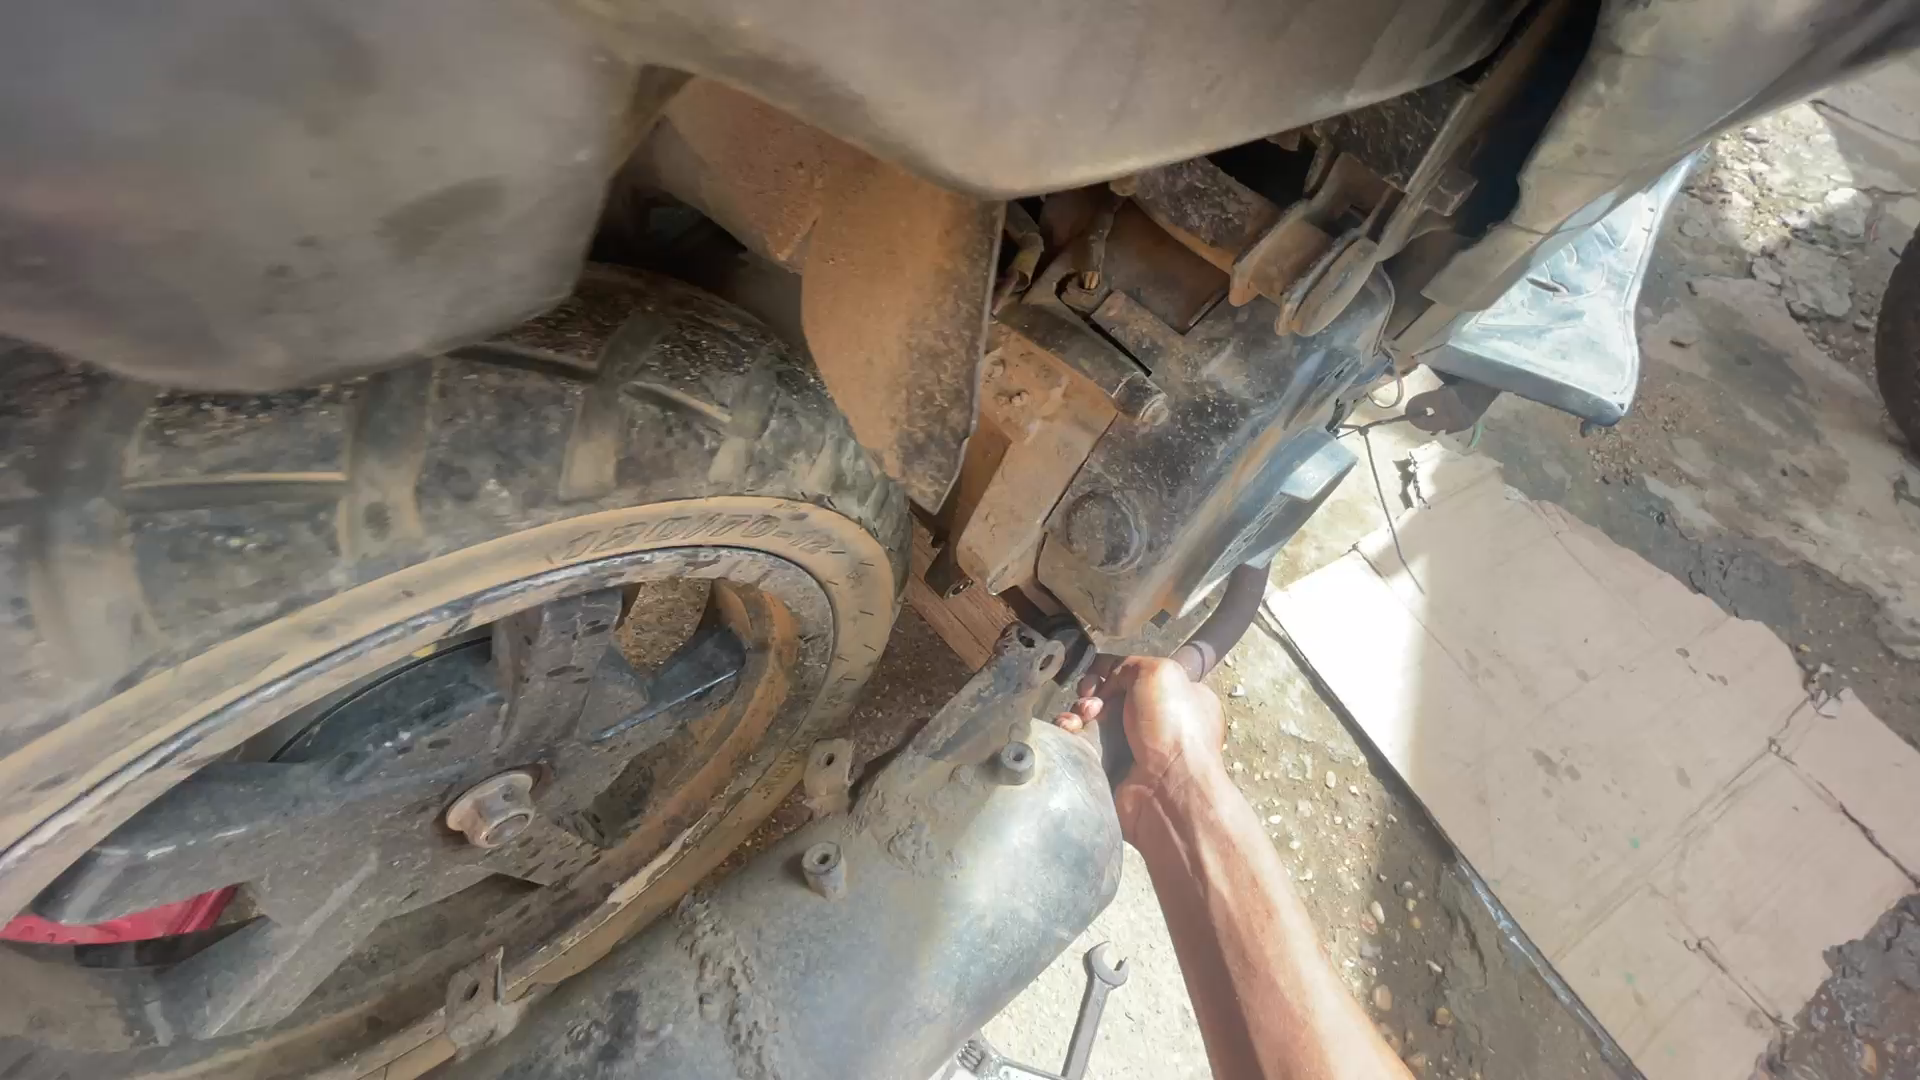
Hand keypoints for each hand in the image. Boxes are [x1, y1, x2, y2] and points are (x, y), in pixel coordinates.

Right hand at [1056, 655, 1225, 837]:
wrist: (1167, 789)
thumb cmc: (1173, 727)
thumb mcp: (1160, 673)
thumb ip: (1129, 665)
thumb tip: (1107, 683)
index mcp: (1177, 696)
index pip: (1134, 675)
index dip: (1110, 671)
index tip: (1096, 675)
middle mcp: (1156, 722)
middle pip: (1107, 697)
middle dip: (1091, 695)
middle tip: (1091, 704)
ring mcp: (1132, 748)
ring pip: (1091, 720)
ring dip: (1077, 714)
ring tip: (1080, 720)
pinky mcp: (1110, 769)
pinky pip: (1082, 745)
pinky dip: (1071, 735)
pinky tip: (1070, 732)